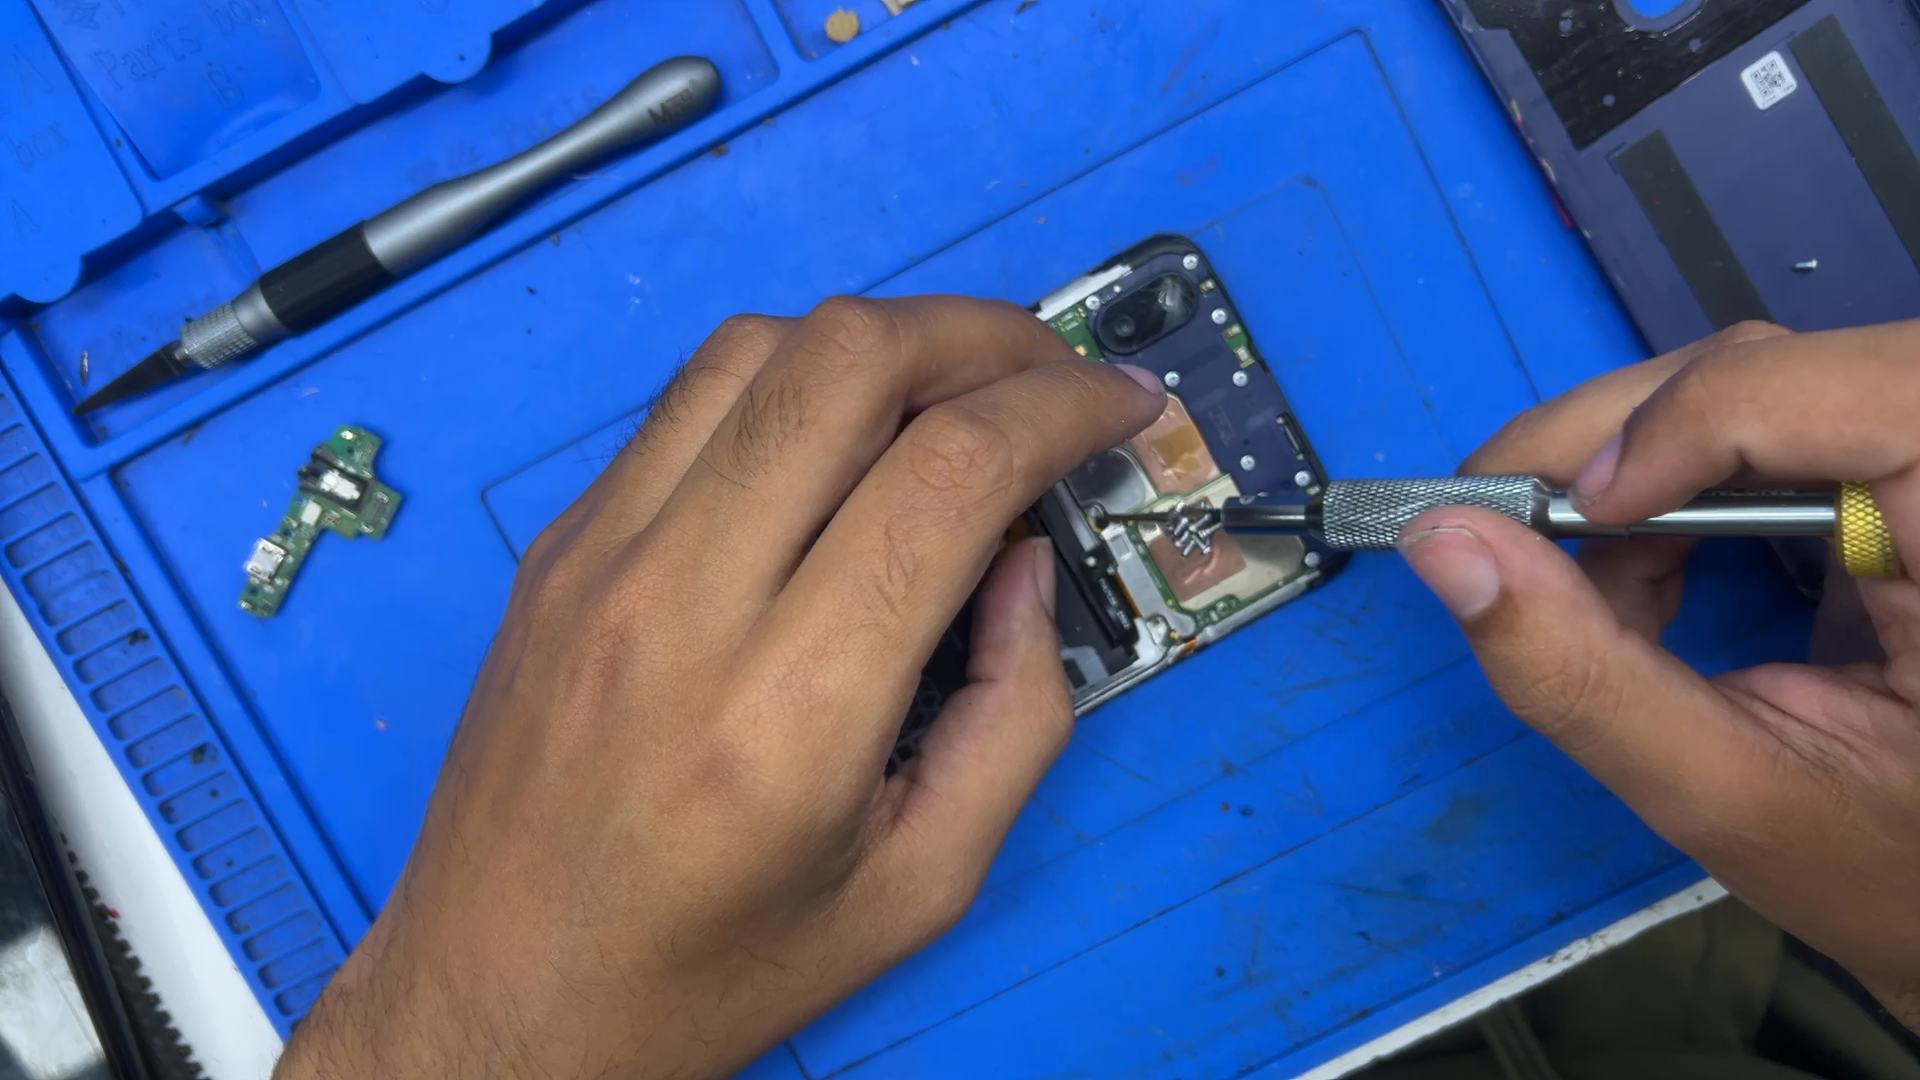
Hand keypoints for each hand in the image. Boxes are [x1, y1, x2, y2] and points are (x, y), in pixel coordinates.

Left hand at [273, 297, 1167, 1077]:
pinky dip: (801, 374)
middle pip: (849, 363)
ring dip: (891, 339)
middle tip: (1051, 371)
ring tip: (957, 388)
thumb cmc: (723, 964)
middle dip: (984, 334)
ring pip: (765, 348)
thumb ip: (1018, 714)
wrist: (499, 997)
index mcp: (792, 710)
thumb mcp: (927, 881)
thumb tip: (1024, 562)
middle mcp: (684, 597)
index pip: (948, 476)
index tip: (1123, 401)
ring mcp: (602, 548)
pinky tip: (845, 429)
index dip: (1063, 407)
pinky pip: (696, 396)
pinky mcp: (563, 537)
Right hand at [1396, 320, 1919, 1027]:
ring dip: (1619, 481)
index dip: (1680, 427)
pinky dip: (1653, 492)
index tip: (1563, 525)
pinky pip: (1748, 425)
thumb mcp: (1719, 793)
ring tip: (1591, 591)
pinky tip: (1643, 575)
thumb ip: (1569, 669)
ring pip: (1740, 385)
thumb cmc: (1896, 874)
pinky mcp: (1897, 471)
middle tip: (1516, 539)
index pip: (1852, 390)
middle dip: (1607, 448)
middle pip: (1770, 369)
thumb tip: (1437, 539)